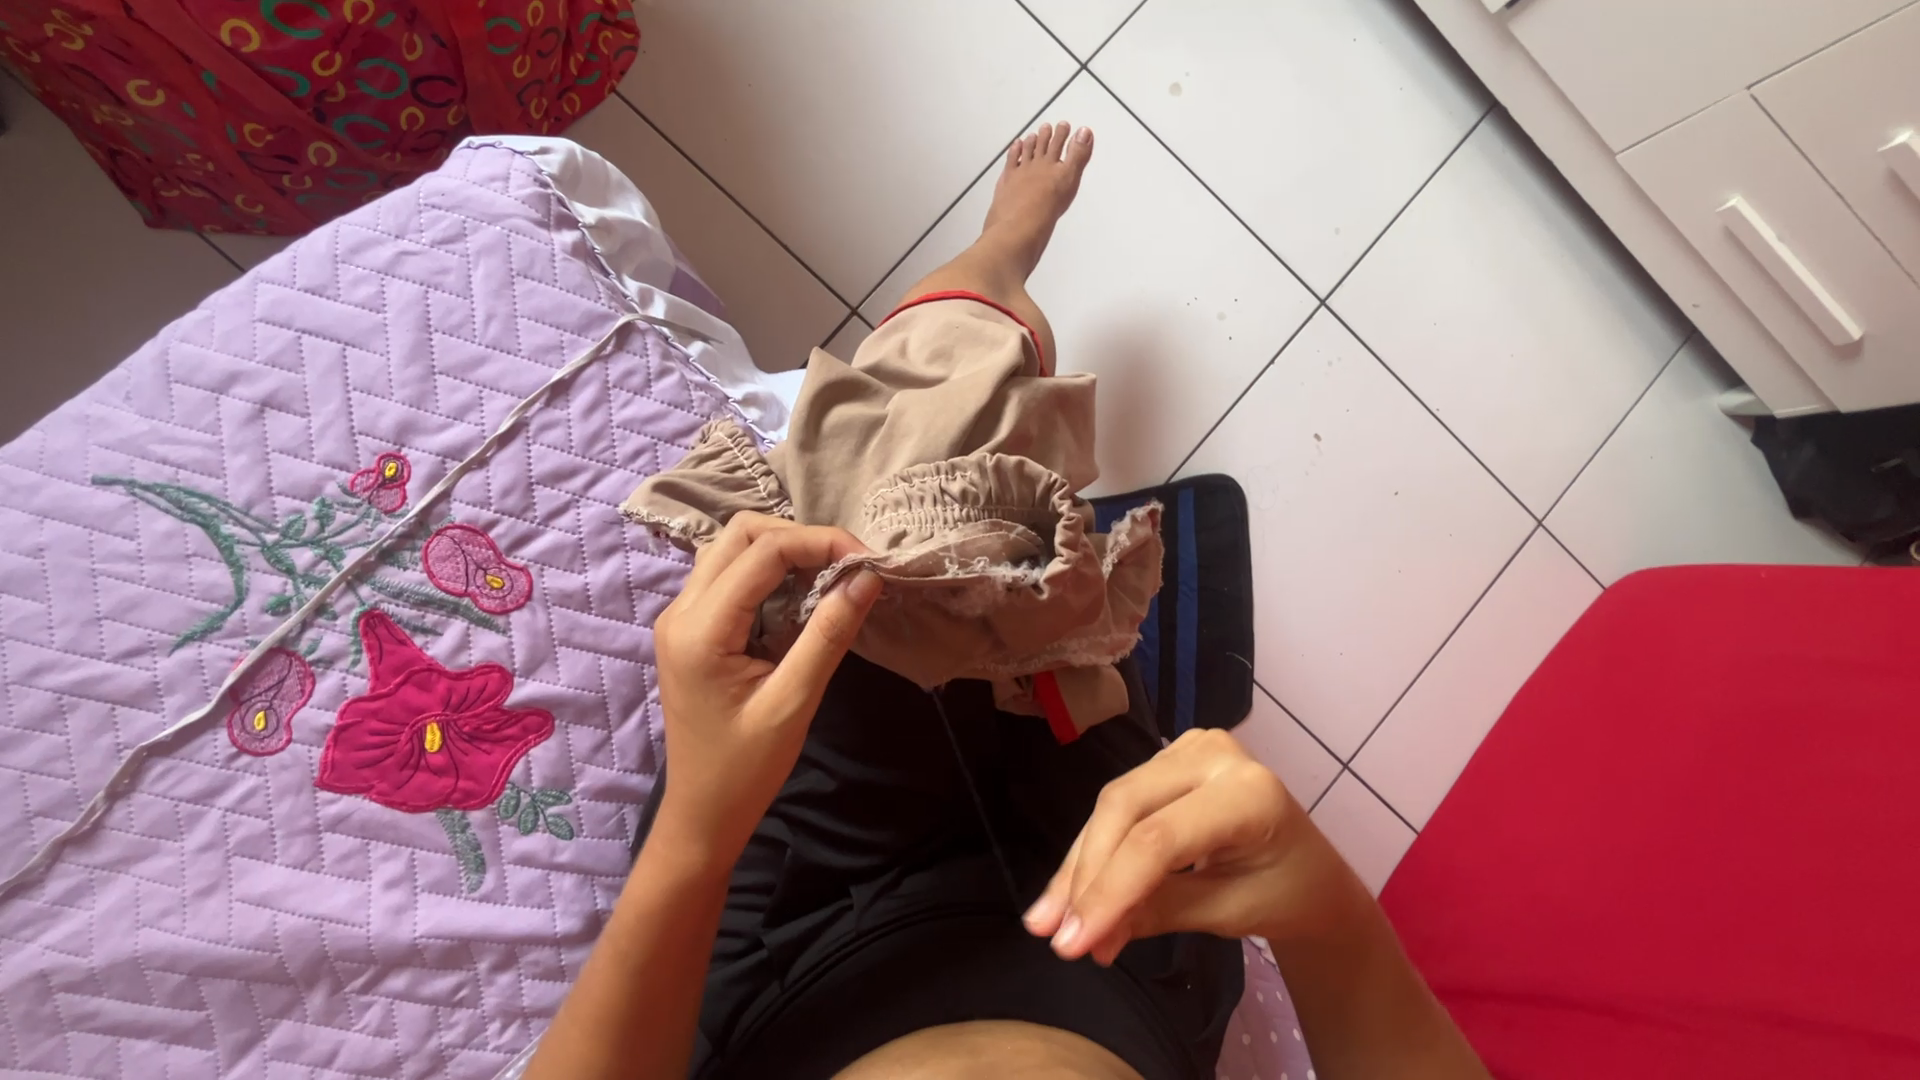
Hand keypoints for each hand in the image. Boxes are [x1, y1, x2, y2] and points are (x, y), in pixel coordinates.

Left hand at [651, 512, 881, 865]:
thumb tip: (867, 577)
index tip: (868, 560)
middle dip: (801, 537)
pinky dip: (771, 571)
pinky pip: (731, 575)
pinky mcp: (693, 627)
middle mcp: (681, 610)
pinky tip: (803, 593)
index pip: (763, 551)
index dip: (821, 543)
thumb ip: (829, 634)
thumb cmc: (746, 768)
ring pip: (733, 548)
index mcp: (700, 629)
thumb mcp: (794, 702)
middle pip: (741, 534)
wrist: (702, 814)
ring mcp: (682, 617)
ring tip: (831, 575)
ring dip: (785, 550)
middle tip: (849, 564)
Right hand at [1023, 728, 1352, 964]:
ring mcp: (1189, 747)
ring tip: (1050, 919)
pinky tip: (1071, 888)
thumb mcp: (1227, 913)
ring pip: (1114, 805)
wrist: (1310, 872)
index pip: (1159, 839)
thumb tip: (1087, 936)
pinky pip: (1121, 803)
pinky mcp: (1168, 756)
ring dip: (1081, 864)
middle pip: (1126, 808)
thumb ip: (1157, 913)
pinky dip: (1096, 848)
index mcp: (1247, 793)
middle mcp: (1214, 754)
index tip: (1071, 944)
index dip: (1109, 889)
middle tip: (1055, 932)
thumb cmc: (1282, 895)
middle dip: (1086, 874)